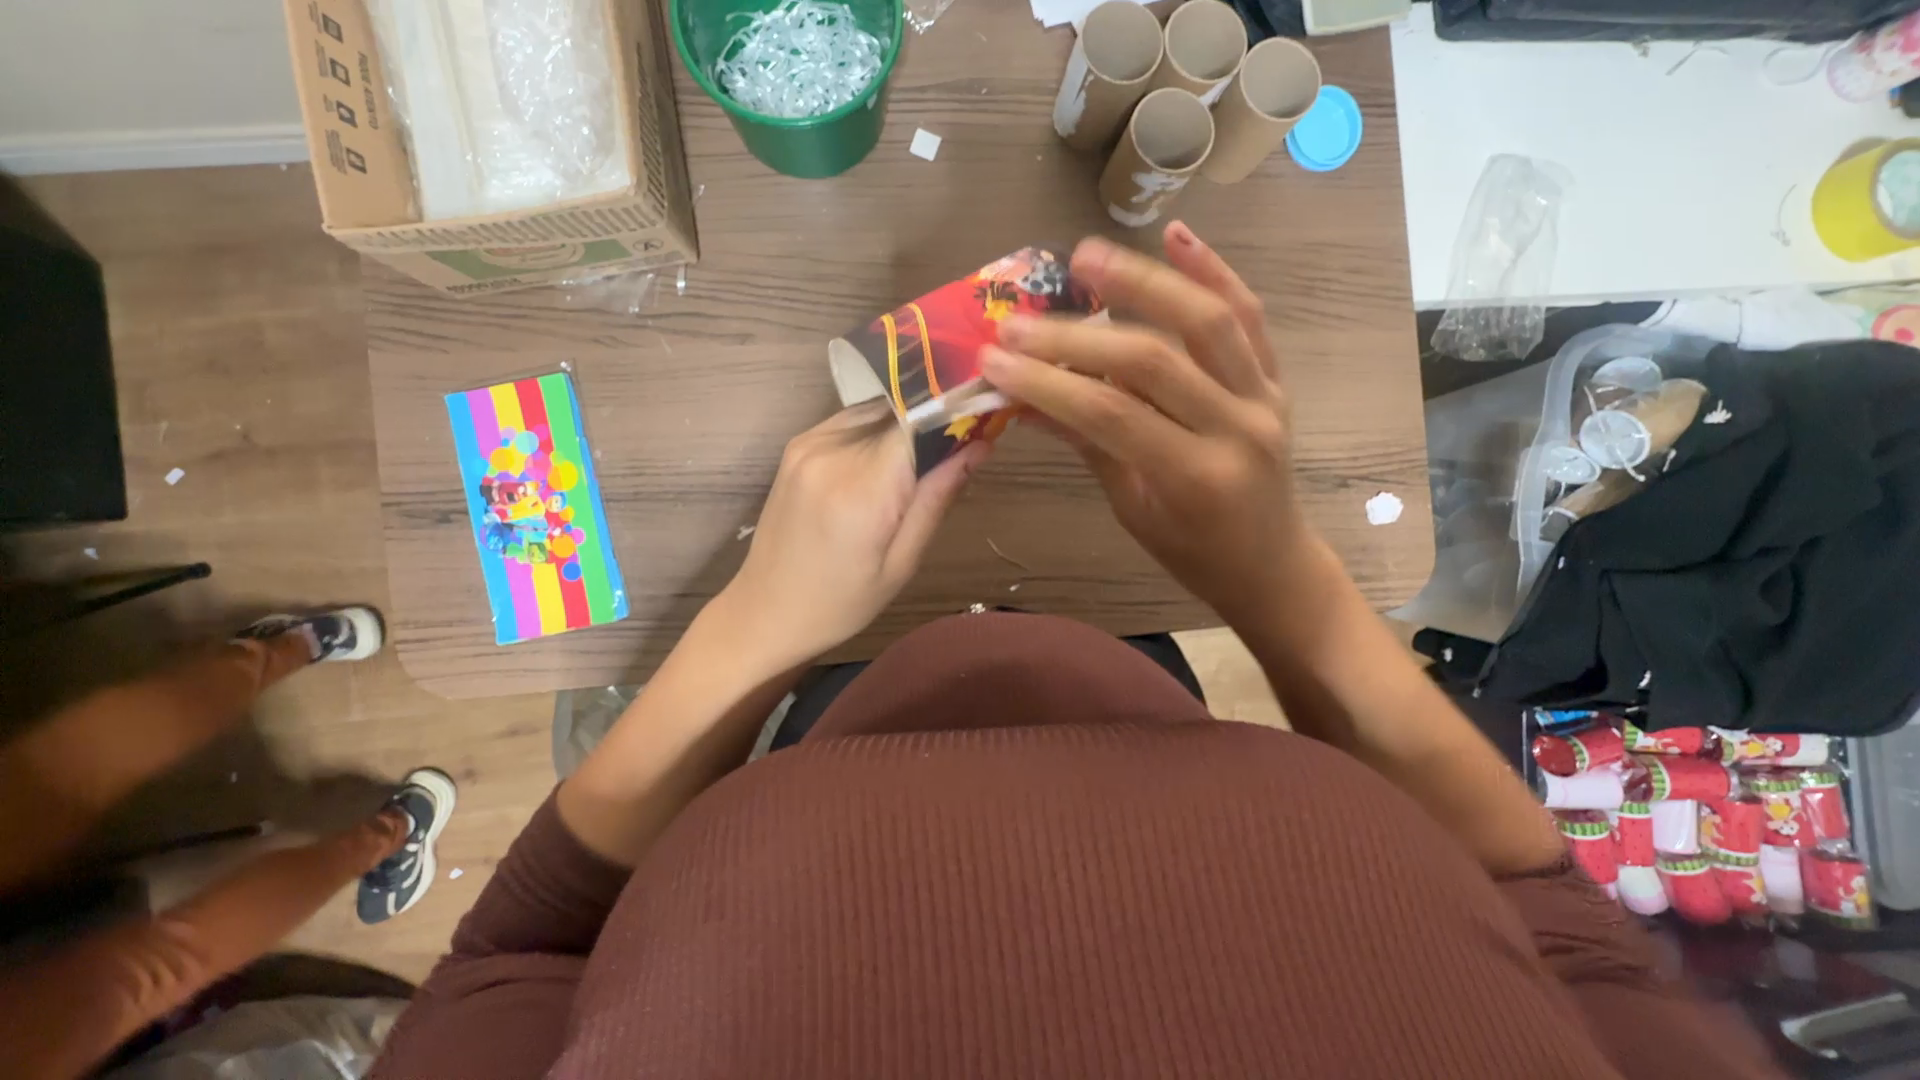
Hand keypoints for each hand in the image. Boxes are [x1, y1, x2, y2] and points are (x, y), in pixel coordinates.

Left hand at [718, 400, 988, 669]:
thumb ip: (937, 498)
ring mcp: (809, 442)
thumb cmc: (840, 603)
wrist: (765, 610)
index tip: (988, 420)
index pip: (920, 420)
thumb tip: (980, 443)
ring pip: (880, 409)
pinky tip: (887, 465)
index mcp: (861, 490)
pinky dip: (880, 431)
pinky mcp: (798, 443)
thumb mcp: (901, 563)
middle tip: (965, 450)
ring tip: (923, 465)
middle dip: (937, 421)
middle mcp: (831, 452)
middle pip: (902, 410)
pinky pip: (854, 419)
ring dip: (909, 425)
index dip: (957, 411)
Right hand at [981, 222, 1316, 628]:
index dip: (1048, 382)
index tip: (993, 360)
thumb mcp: (1131, 507)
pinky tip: (1176, 234)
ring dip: (1143, 282)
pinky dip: (1214, 270)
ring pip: (1207, 321)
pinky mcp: (1277, 378)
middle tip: (1017, 320)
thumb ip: (1086, 443)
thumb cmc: (1192, 553)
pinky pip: (1250, 315)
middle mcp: (1237, 427)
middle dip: (1074, 337)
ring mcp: (1264, 397)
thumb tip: (1023, 399)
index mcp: (1194, 475)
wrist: (1271, 566)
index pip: (1110, 413)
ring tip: (1087, 255)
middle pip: (1151, 360)